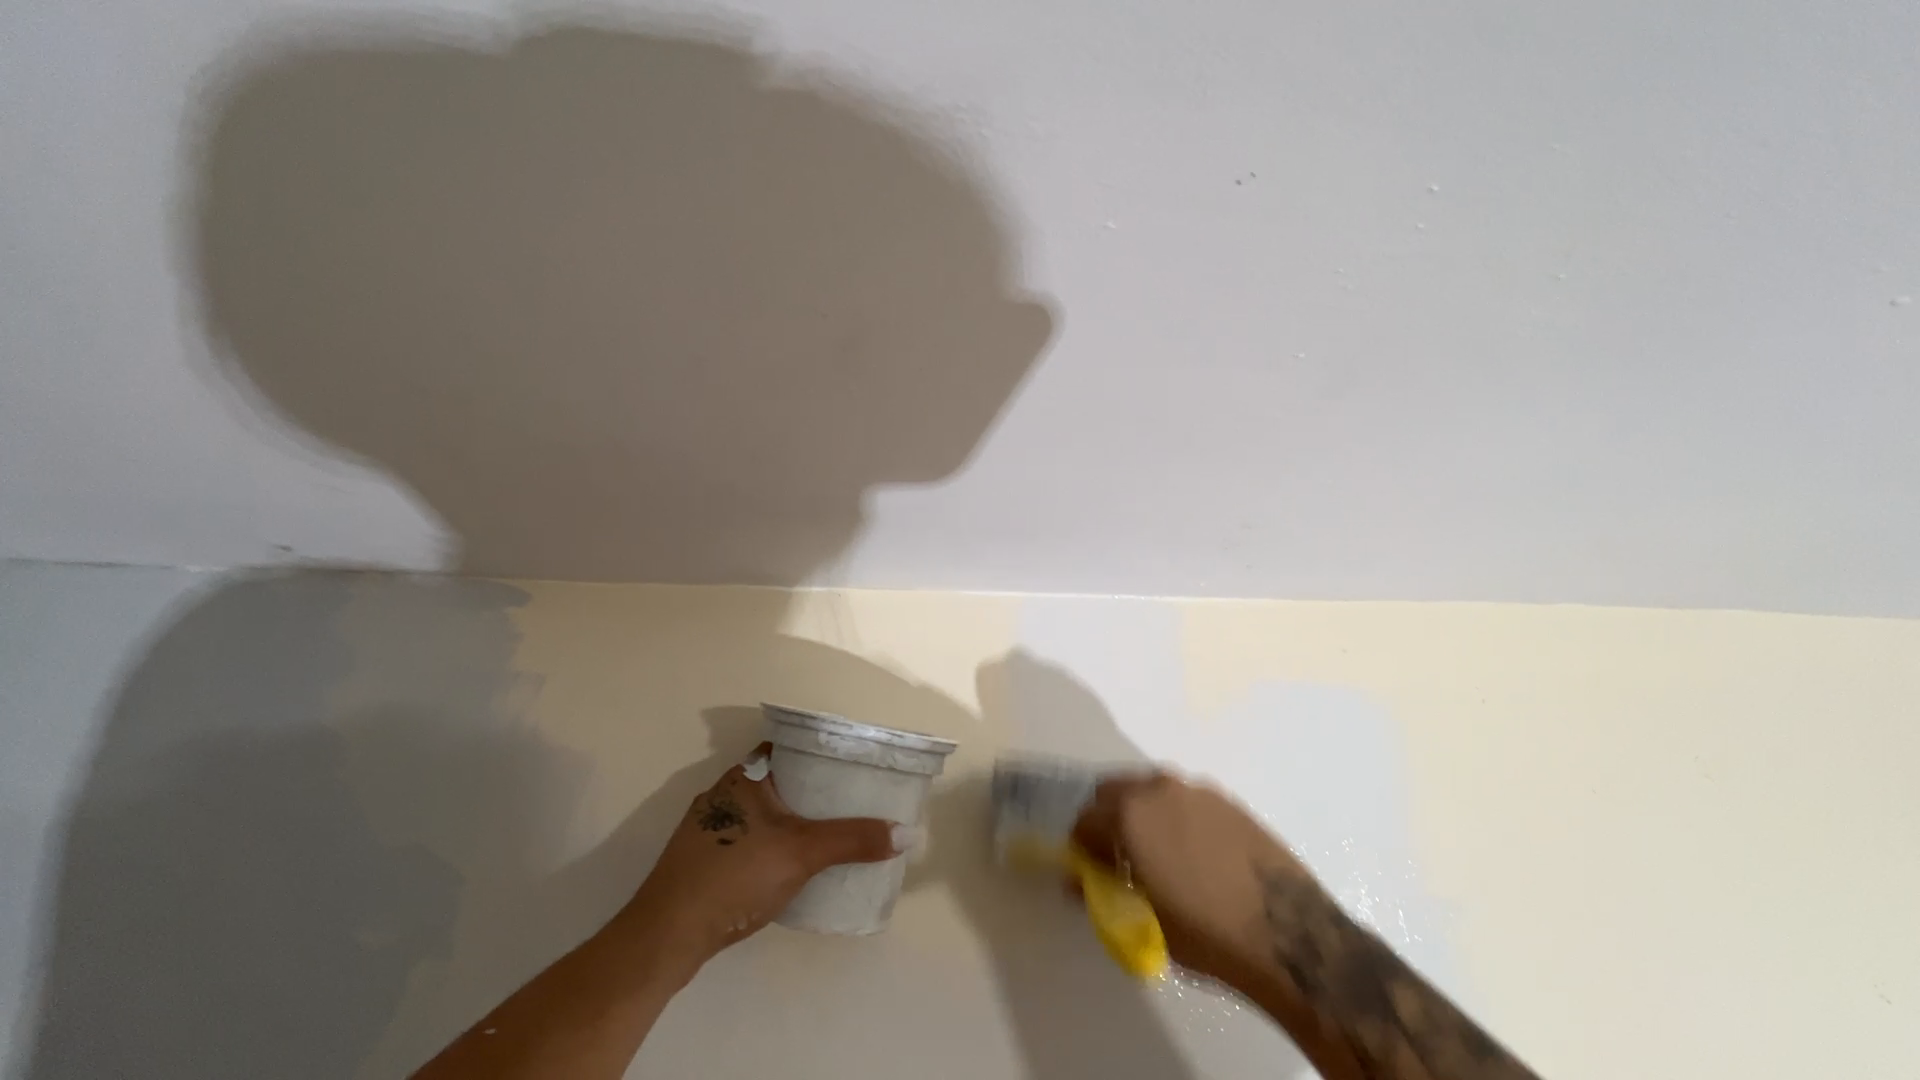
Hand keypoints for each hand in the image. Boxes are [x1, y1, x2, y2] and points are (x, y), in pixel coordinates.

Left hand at [623, 743, 903, 964]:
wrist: (667, 936)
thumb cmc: (733, 877)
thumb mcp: (801, 853)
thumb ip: (852, 840)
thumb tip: (905, 832)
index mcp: (743, 777)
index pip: (789, 748)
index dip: (823, 753)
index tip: (856, 763)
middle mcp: (725, 795)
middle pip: (781, 781)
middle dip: (817, 790)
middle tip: (858, 798)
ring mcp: (712, 830)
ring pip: (767, 813)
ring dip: (798, 819)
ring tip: (839, 829)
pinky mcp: (706, 861)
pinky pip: (754, 839)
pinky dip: (780, 843)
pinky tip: (800, 863)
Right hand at [1072, 771, 1321, 987]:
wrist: (1289, 934)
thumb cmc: (1205, 932)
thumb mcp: (1143, 920)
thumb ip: (1102, 890)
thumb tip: (1074, 879)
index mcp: (1131, 815)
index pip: (1084, 818)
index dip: (1079, 845)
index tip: (1087, 869)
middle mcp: (1160, 790)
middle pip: (1114, 791)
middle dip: (1107, 818)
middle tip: (1116, 857)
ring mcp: (1199, 792)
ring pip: (1152, 791)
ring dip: (1142, 813)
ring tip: (1156, 855)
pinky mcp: (1230, 802)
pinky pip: (1186, 800)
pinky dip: (1175, 817)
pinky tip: (1192, 854)